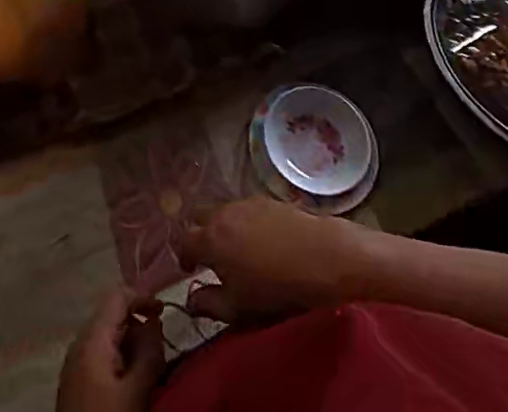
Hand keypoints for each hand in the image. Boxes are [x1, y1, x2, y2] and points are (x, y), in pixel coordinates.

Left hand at [57, 289, 165, 411]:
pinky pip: (101, 357)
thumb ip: (149, 350)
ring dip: (131, 345)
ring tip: (150, 366)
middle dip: (139, 325)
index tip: (166, 311)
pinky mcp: (75, 385)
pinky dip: (120, 359)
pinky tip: (132, 380)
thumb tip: (154, 320)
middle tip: (161, 347)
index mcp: (91, 340)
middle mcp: (78, 345)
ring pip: (107, 338)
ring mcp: (74, 366)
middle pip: (112, 316)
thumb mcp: (137, 389)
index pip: (118, 296)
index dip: (143, 297)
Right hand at [172, 198, 370, 323]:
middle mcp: (224, 213)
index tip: (191, 270)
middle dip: (199, 233)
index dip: (183, 256)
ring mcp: (248, 202)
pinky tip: (261, 240)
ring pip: (224, 210)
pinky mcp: (270, 199)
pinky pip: (246, 208)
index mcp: (210, 238)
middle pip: (200, 216)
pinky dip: (244, 221)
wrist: (324, 257)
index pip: (182, 240)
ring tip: (237, 250)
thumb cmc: (276, 288)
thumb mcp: (237, 308)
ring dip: (223, 226)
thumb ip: (207, 303)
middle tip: (210, 257)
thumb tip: (190, 298)